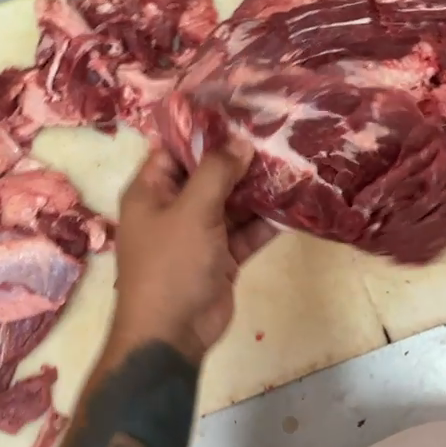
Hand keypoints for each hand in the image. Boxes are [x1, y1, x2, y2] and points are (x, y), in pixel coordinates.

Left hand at [106, 143, 277, 362]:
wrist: (172, 333)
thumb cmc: (171, 264)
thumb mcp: (192, 210)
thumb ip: (217, 172)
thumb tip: (240, 142)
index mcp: (151, 191)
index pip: (175, 150)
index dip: (204, 132)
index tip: (240, 113)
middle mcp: (173, 208)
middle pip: (208, 174)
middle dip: (240, 159)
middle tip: (277, 136)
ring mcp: (199, 235)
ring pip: (231, 203)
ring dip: (258, 190)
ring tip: (292, 164)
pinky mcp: (221, 258)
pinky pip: (245, 232)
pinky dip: (265, 222)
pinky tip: (294, 204)